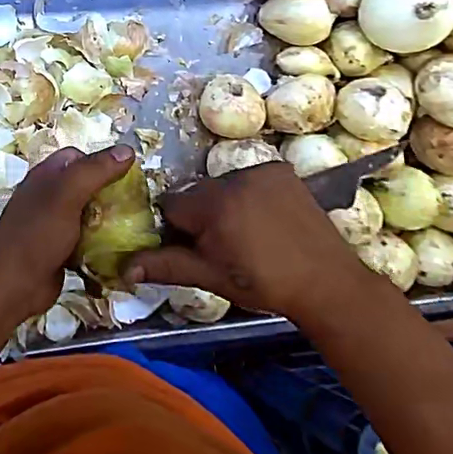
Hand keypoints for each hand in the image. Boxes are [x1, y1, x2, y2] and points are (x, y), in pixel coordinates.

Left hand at [0, 144, 135, 322]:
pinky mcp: (60, 250)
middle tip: (135, 203)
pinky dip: (100, 243)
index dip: (101, 162)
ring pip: (87, 214)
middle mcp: (48, 196)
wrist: (13, 285)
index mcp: (45, 176)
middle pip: (85, 186)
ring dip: (107, 220)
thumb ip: (95, 170)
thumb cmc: (37, 234)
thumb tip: (127, 150)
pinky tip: (118, 250)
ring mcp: (53, 224)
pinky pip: (86, 240)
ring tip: (133, 226)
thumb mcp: (67, 194)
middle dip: (109, 193)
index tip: (126, 176)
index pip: (77, 156)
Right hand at [125, 161, 371, 320]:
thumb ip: (167, 266)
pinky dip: (250, 193)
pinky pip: (250, 178)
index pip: (172, 206)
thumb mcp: (211, 276)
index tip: (196, 247)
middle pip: (198, 193)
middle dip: (202, 215)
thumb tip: (126, 268)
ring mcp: (260, 171)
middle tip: (224, 245)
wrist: (326, 281)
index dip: (178, 228)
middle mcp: (232, 179)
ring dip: (226, 203)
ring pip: (223, 185)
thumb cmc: (263, 283)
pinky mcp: (281, 170)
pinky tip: (266, 217)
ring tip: (249, 233)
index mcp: (212, 205)